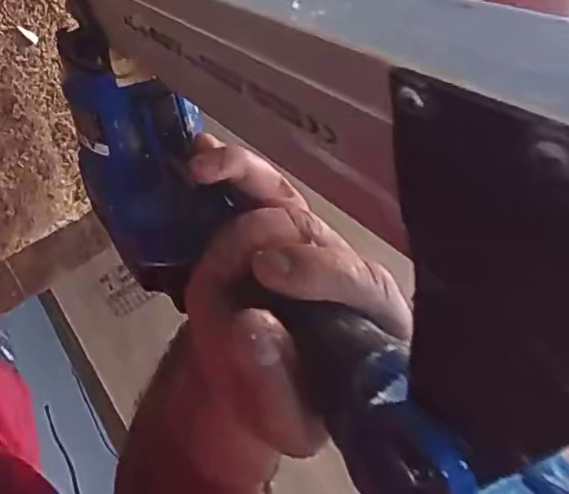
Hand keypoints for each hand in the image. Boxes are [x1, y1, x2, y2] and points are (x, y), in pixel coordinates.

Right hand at [182, 134, 410, 459]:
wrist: (267, 379)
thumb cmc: (294, 402)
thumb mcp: (287, 418)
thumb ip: (274, 382)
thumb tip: (248, 325)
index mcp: (369, 310)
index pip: (356, 278)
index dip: (313, 269)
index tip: (266, 271)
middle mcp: (334, 257)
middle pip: (306, 224)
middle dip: (256, 235)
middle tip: (218, 264)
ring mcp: (297, 231)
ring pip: (278, 190)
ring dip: (240, 173)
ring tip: (202, 168)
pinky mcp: (262, 216)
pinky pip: (246, 184)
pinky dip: (223, 167)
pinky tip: (199, 150)